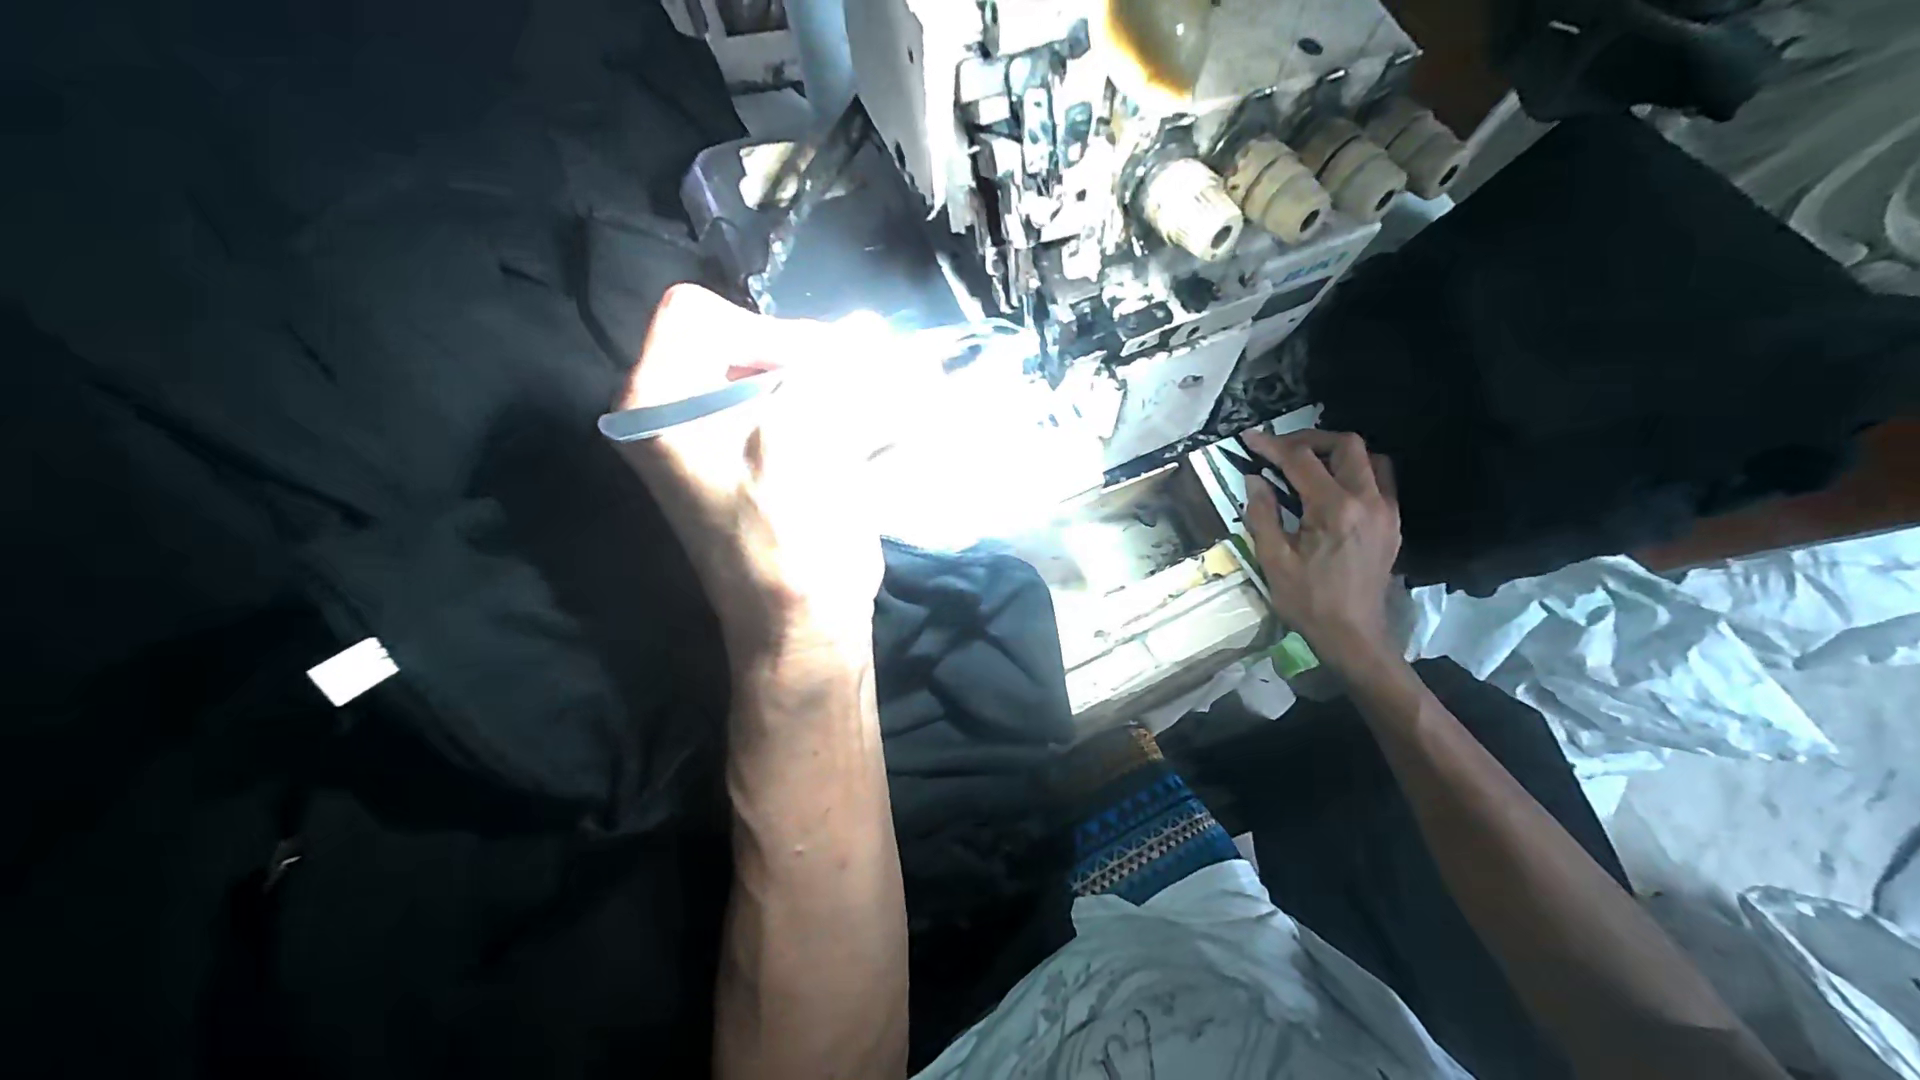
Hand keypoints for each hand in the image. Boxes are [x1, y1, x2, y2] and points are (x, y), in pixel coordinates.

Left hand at [612, 284, 883, 669]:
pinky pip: (797, 407)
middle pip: (746, 343)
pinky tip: (879, 420)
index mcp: (658, 405)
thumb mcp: (800, 447)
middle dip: (815, 356)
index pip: (703, 318)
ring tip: (889, 398)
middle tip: (872, 378)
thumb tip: (869, 329)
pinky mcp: (758, 459)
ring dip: (837, 380)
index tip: (828, 372)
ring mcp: (718, 438)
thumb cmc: (789, 546)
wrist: (802, 629)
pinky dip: (840, 405)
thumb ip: (830, 374)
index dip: (772, 332)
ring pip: (779, 374)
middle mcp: (677, 415)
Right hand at [1241, 429, 1401, 674]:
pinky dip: (1355, 471)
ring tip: (1307, 463)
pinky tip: (1332, 486)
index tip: (1250, 438)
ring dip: (1336, 452)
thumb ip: (1262, 513)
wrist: (1352, 634)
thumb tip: (1254, 479)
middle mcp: (1367, 501)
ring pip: (1369, 458)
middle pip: (1345, 445)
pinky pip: (1380, 480)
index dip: (1272, 445)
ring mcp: (1386, 511)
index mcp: (1334, 509)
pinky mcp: (1392, 522)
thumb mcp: (1272, 559)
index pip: (1301, 460)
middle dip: (1309, 439)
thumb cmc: (1307, 600)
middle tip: (1280, 449)